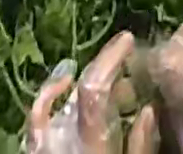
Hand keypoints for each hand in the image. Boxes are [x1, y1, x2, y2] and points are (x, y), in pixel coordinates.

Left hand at [27, 32, 157, 153]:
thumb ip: (140, 149)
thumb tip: (149, 108)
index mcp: (90, 147)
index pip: (95, 89)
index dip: (111, 57)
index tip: (129, 39)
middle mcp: (61, 140)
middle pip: (82, 88)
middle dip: (107, 66)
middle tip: (128, 61)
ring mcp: (42, 147)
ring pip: (61, 98)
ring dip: (87, 81)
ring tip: (110, 80)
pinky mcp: (33, 153)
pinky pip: (36, 116)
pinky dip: (50, 92)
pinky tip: (64, 82)